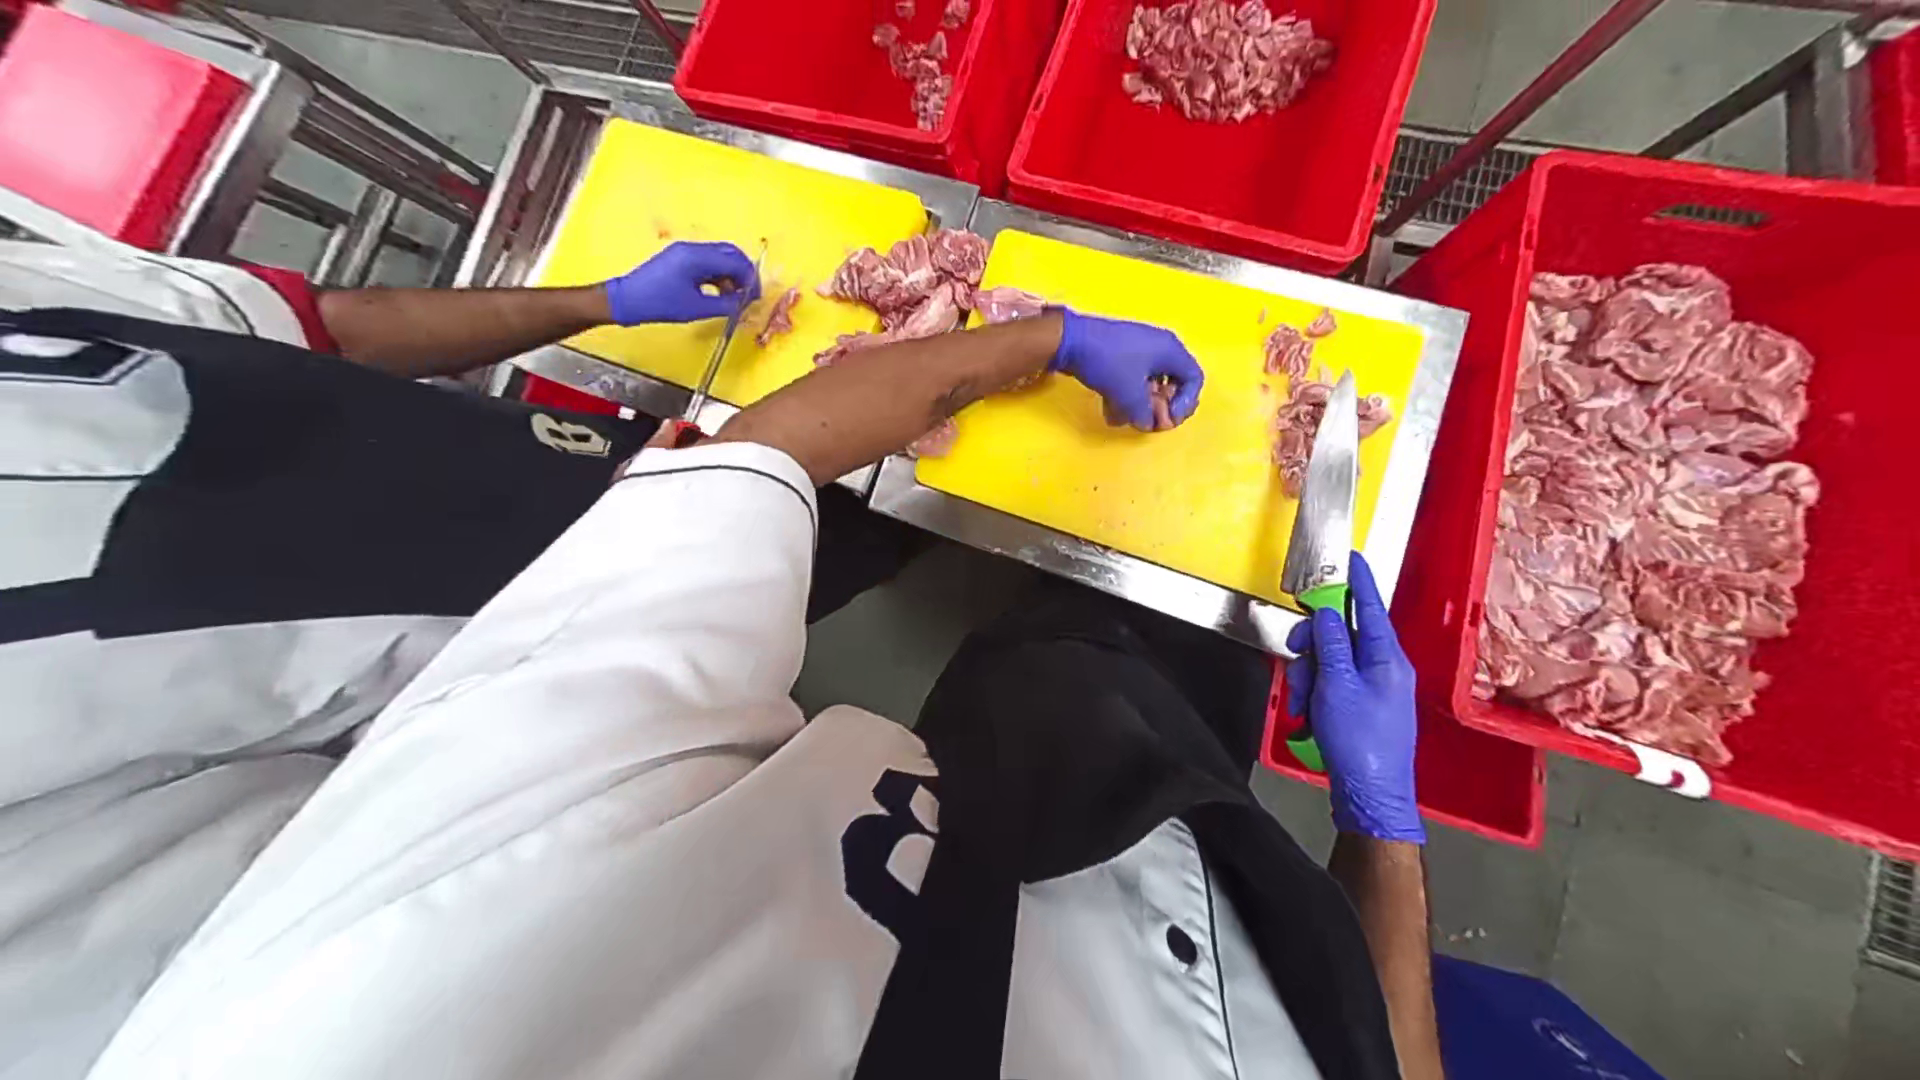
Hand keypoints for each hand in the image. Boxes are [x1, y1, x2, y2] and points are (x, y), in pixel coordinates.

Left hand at [604, 242, 760, 325]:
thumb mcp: (697, 308)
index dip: (750, 278)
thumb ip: (725, 304)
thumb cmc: (661, 304)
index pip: (735, 260)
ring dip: (732, 275)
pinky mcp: (681, 259)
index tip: (755, 296)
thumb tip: (744, 303)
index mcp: (697, 257)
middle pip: (730, 253)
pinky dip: (719, 275)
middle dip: (743, 273)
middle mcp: (693, 249)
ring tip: (734, 297)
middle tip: (749, 294)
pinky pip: (708, 262)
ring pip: (720, 257)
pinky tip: (720, 292)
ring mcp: (686, 252)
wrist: (628, 299)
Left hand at [1049, 309, 1203, 430]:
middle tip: (1148, 421)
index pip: (1194, 379)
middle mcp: (1159, 347)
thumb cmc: (1108, 364)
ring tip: (1124, 418)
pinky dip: (1125, 395)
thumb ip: (1144, 414)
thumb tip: (1147, 423)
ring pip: (1148, 383)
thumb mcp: (1129, 394)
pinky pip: (1131, 379)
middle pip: (1172, 383)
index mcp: (1170, 351)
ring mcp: (1138, 349)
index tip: (1168, 419)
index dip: (1185, 403)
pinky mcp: (1118, 354)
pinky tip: (1110, 411)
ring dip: (1139, 404)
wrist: (1070, 340)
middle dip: (1160, 406)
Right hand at [1284, 552, 1422, 843]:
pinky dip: (1313, 693)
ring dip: (1308, 675)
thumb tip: (1329, 613)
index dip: (1360, 582)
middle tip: (1295, 654)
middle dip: (1312, 645)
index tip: (1351, 558)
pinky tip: (1308, 712)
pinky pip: (1330, 683)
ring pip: (1328, 660)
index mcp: (1387, 658)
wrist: (1371, 792)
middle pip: (1340, 635)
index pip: (1372, 608)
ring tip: (1304, 702)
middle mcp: (1382, 667)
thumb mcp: (1338, 685)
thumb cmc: (1359, 738)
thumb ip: (1332, 645)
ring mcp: (1371, 687)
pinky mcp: (1358, 704)